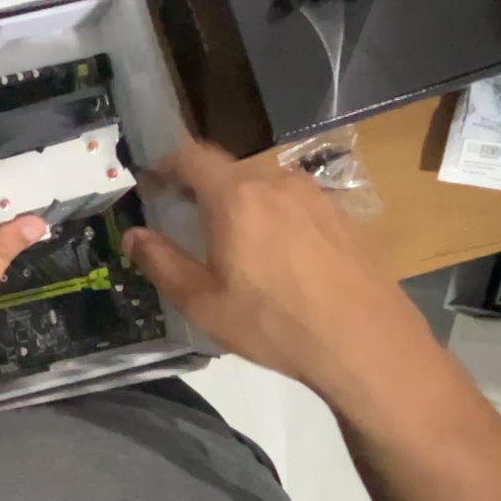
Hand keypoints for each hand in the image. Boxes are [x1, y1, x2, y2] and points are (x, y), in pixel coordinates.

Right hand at [120, 139, 441, 403]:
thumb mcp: (201, 302)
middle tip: (181, 218)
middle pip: (226, 170)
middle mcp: (275, 183)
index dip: (164, 165)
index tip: (149, 186)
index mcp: (236, 196)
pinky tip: (269, 255)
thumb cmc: (272, 323)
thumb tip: (133, 235)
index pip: (191, 157)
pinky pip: (289, 202)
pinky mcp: (339, 215)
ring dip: (234, 202)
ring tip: (224, 239)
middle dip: (197, 187)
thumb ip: (160, 262)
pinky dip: (267, 215)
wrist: (366, 343)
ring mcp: (313, 196)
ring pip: (259, 186)